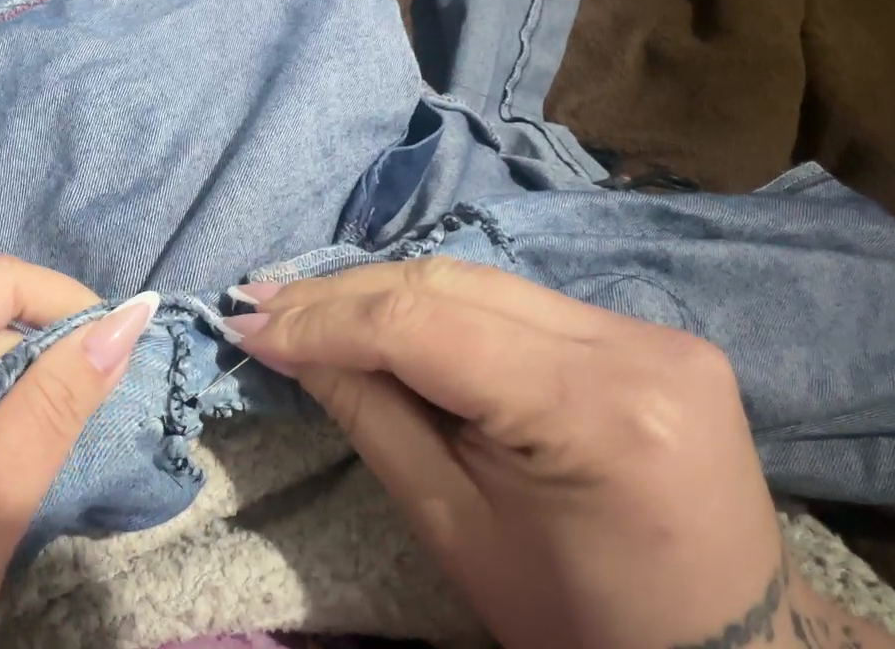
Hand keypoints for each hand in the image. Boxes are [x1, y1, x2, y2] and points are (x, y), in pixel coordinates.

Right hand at [223, 258, 894, 648]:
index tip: (245, 326)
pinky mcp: (642, 331)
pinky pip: (505, 299)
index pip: (424, 328)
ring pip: (472, 280)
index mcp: (596, 413)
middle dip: (340, 295)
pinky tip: (373, 311)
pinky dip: (428, 303)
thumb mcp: (450, 523)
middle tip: (259, 306)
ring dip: (376, 291)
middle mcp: (634, 346)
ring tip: (298, 305)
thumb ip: (366, 413)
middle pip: (447, 286)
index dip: (323, 321)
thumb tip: (283, 342)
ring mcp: (648, 330)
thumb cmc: (574, 615)